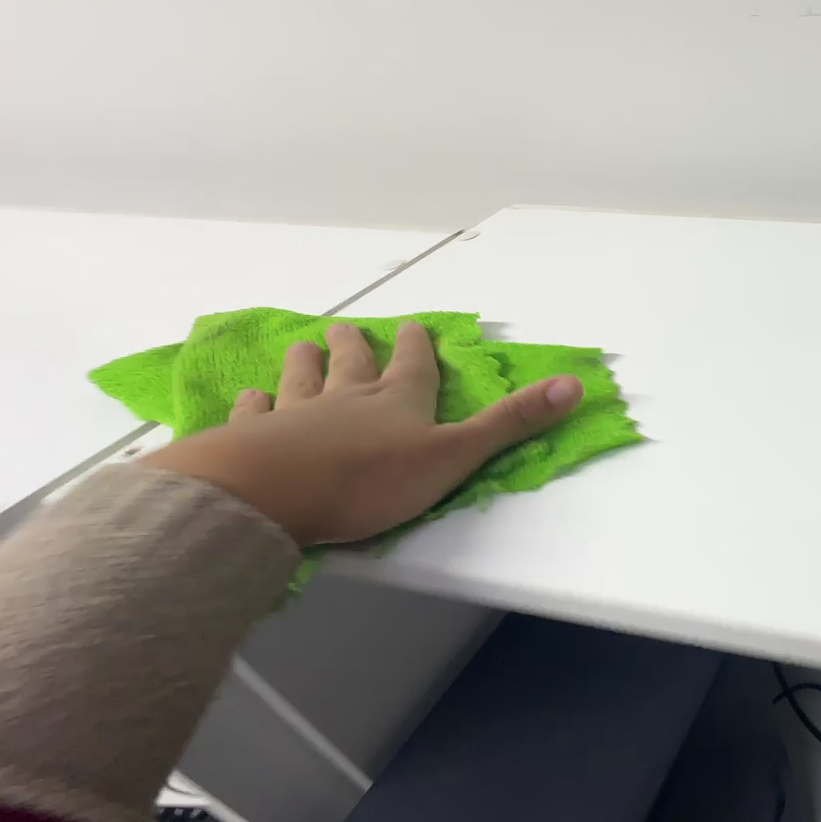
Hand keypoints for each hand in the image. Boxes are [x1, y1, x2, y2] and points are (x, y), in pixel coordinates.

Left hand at [143, 321, 582, 545]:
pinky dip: (251, 406)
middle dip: (353, 348)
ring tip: (300, 348)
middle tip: (343, 328)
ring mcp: (292, 419)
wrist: (266, 497)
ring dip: (303, 366)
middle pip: (351, 367)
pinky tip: (246, 399)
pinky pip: (251, 417)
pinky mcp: (247, 443)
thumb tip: (574, 384)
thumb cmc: (370, 477)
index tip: (408, 324)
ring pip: (300, 383)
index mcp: (398, 402)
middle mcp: (345, 401)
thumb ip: (512, 422)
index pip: (412, 367)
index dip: (414, 346)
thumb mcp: (456, 453)